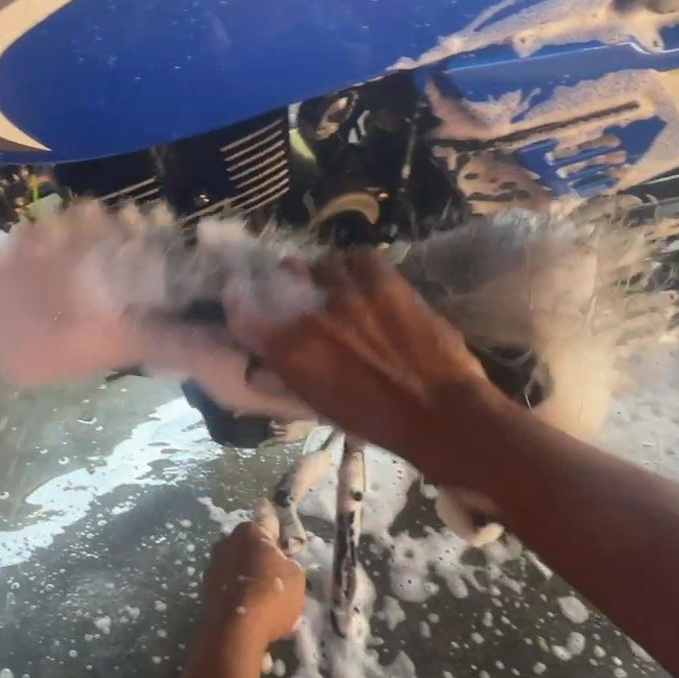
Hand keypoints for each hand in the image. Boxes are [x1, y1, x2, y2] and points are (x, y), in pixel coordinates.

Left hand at [202, 503, 305, 654]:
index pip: (268, 521)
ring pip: (239, 568)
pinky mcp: (206, 588)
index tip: (283, 539)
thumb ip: (288, 562)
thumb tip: (280, 563)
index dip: (278, 531)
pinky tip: (254, 614)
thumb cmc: (271, 594)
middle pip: (251, 546)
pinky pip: (230, 588)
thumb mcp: (296, 575)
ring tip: (268, 604)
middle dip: (262, 559)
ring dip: (250, 579)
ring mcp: (213, 565)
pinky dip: (240, 596)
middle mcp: (227, 541)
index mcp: (250, 531)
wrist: (236, 630)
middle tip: (279, 580)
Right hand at [225, 251, 497, 467]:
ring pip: (325, 261)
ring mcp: (347, 292)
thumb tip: (281, 345)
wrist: (438, 413)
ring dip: (329, 273)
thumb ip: (293, 365)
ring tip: (344, 285)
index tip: (245, 294)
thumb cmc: (376, 421)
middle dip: (291, 279)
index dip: (240, 297)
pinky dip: (360, 266)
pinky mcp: (383, 280)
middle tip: (306, 291)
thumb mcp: (319, 400)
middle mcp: (309, 314)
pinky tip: (369, 280)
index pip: (241, 308)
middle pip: (285, 272)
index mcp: (288, 350)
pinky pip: (361, 257)